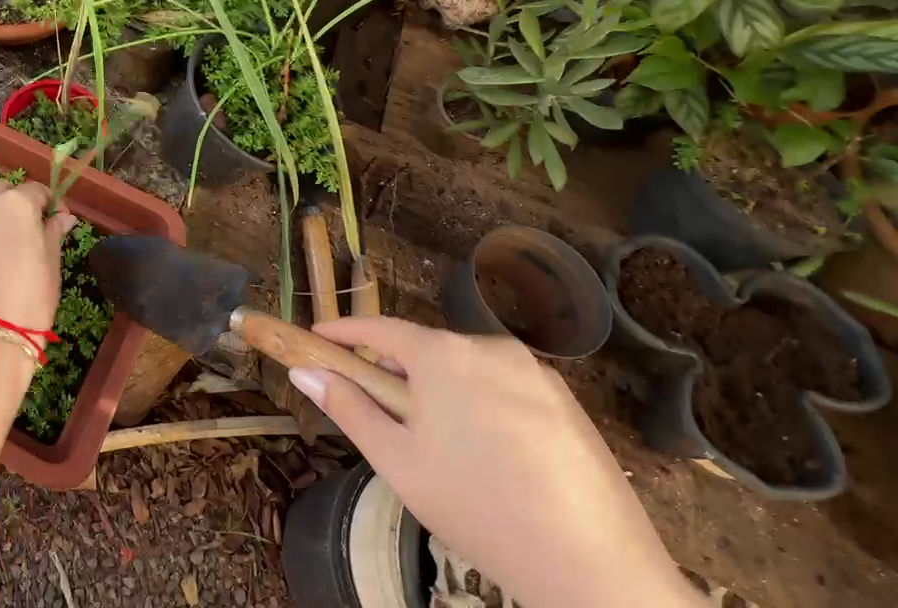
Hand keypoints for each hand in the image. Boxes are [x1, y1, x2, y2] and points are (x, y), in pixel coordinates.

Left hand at [0, 181, 73, 337]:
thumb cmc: (31, 296)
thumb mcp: (52, 263)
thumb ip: (54, 232)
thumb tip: (63, 217)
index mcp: (16, 203)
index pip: (37, 190)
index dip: (51, 203)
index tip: (59, 221)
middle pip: (6, 193)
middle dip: (20, 205)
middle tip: (33, 232)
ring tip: (11, 247)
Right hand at [290, 317, 701, 607]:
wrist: (594, 568)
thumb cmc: (477, 507)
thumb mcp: (396, 460)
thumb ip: (348, 407)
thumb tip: (303, 373)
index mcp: (444, 355)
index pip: (378, 329)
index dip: (342, 333)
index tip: (317, 340)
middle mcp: (491, 349)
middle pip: (425, 348)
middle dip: (395, 370)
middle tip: (376, 408)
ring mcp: (537, 374)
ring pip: (467, 369)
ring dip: (438, 388)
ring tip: (432, 441)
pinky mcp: (569, 404)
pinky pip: (505, 388)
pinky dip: (479, 403)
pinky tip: (484, 454)